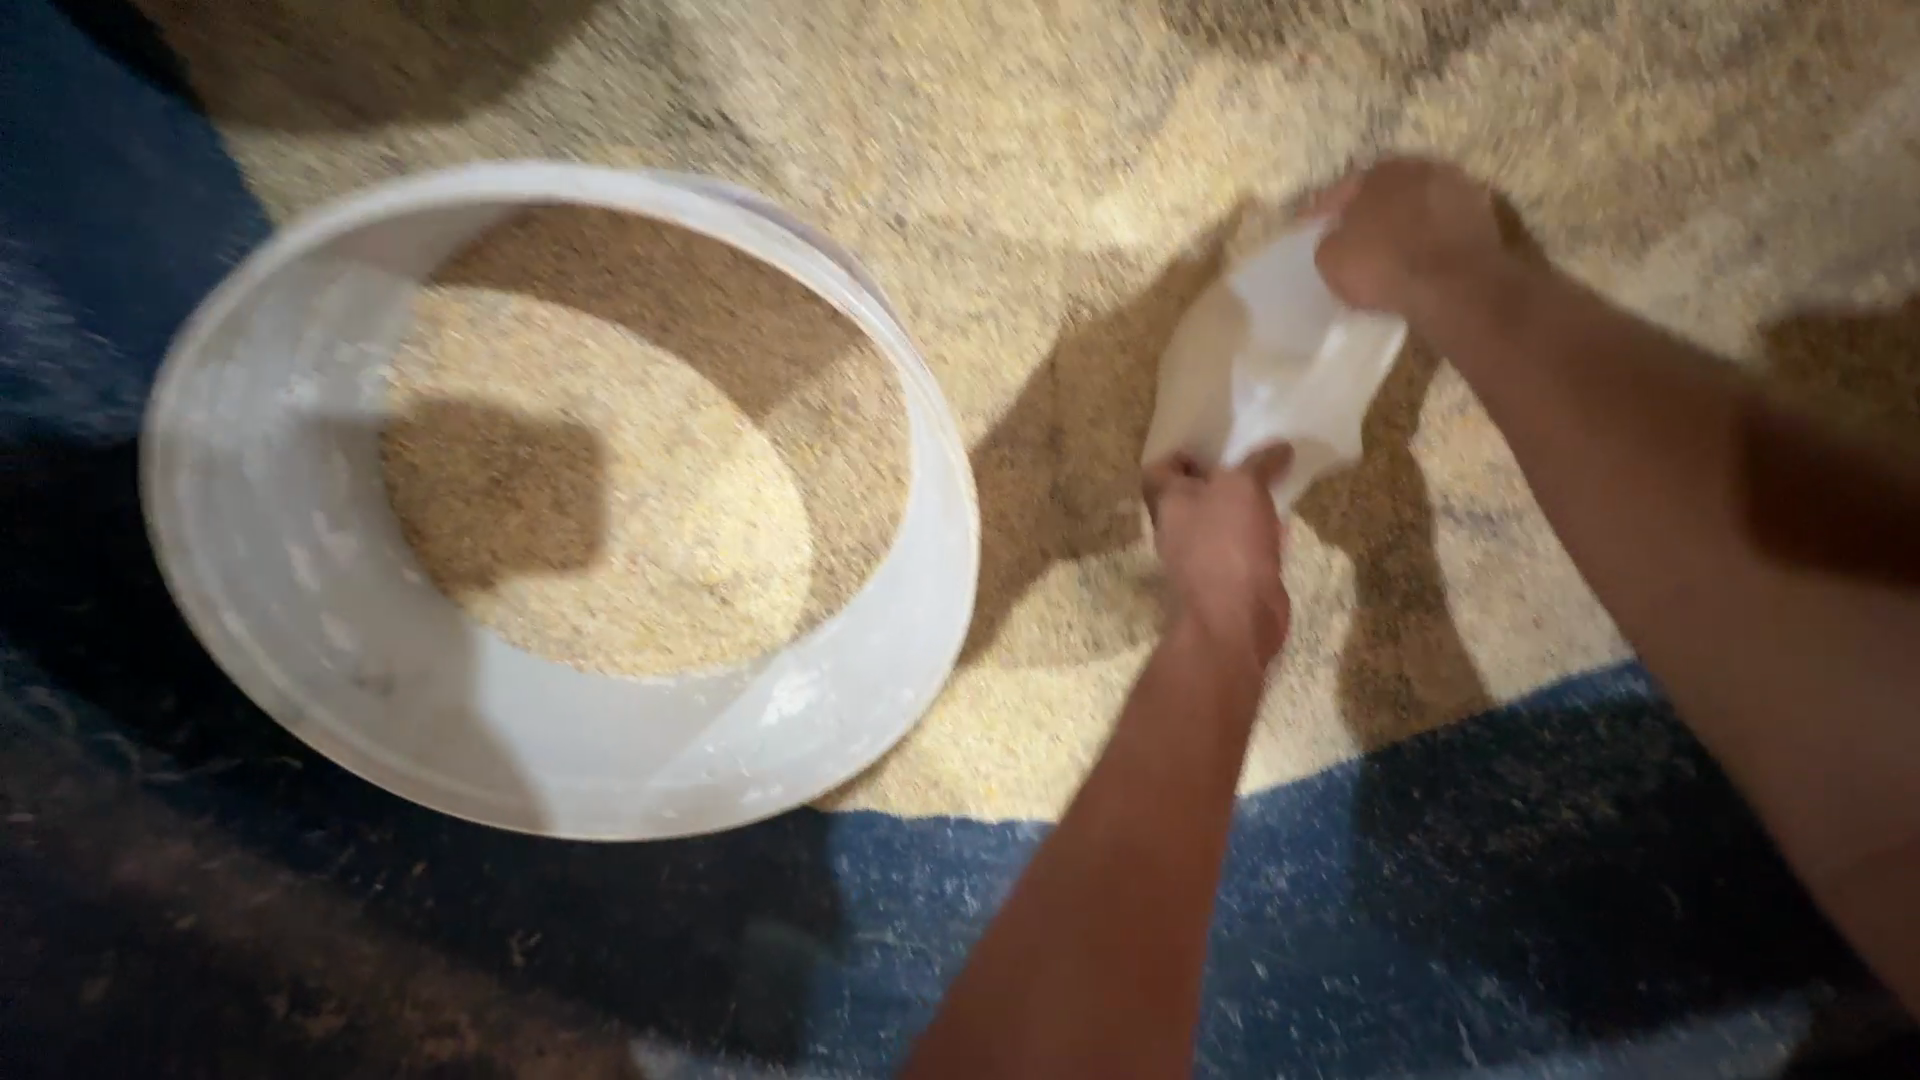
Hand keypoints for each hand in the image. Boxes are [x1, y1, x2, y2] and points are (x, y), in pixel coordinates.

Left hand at [1142, 446, 1292, 663]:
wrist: (1234, 618)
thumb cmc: (1226, 543)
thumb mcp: (1242, 487)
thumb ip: (1258, 463)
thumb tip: (1280, 447)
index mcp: (1167, 503)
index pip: (1157, 470)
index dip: (1179, 455)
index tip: (1212, 446)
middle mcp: (1176, 529)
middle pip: (1190, 496)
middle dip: (1218, 478)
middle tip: (1251, 459)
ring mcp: (1199, 557)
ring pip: (1217, 521)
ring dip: (1242, 506)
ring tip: (1274, 483)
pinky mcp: (1226, 579)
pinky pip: (1240, 547)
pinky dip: (1258, 534)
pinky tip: (1284, 523)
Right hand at [1310, 157, 1506, 315]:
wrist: (1452, 284)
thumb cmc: (1382, 265)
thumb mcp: (1331, 258)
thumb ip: (1331, 239)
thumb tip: (1340, 235)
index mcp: (1378, 172)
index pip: (1340, 189)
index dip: (1321, 208)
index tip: (1307, 223)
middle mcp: (1420, 168)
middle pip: (1385, 188)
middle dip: (1368, 207)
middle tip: (1353, 228)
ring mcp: (1456, 187)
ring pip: (1417, 201)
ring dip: (1403, 218)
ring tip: (1389, 241)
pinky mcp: (1481, 213)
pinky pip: (1441, 221)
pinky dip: (1428, 232)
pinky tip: (1418, 251)